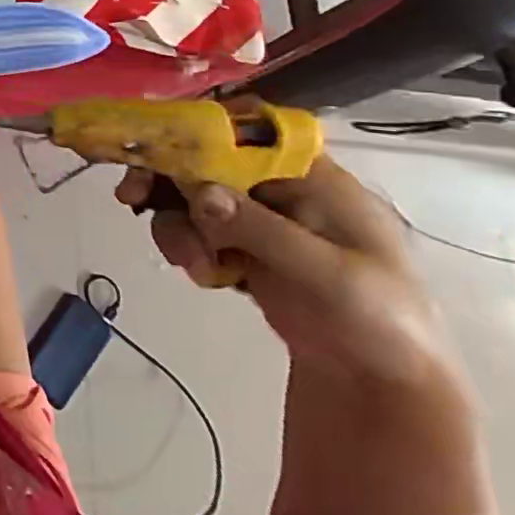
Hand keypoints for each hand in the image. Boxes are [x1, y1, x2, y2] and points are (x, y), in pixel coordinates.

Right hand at [118, 155, 458, 392]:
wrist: (384, 385)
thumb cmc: (378, 320)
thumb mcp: (328, 274)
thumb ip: (260, 230)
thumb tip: (199, 193)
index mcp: (313, 177)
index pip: (251, 130)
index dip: (201, 129)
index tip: (157, 148)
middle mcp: (280, 189)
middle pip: (208, 162)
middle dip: (168, 179)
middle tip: (130, 198)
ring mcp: (258, 221)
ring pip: (192, 199)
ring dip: (177, 226)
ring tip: (192, 265)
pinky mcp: (241, 249)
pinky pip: (195, 232)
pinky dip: (187, 248)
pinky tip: (205, 276)